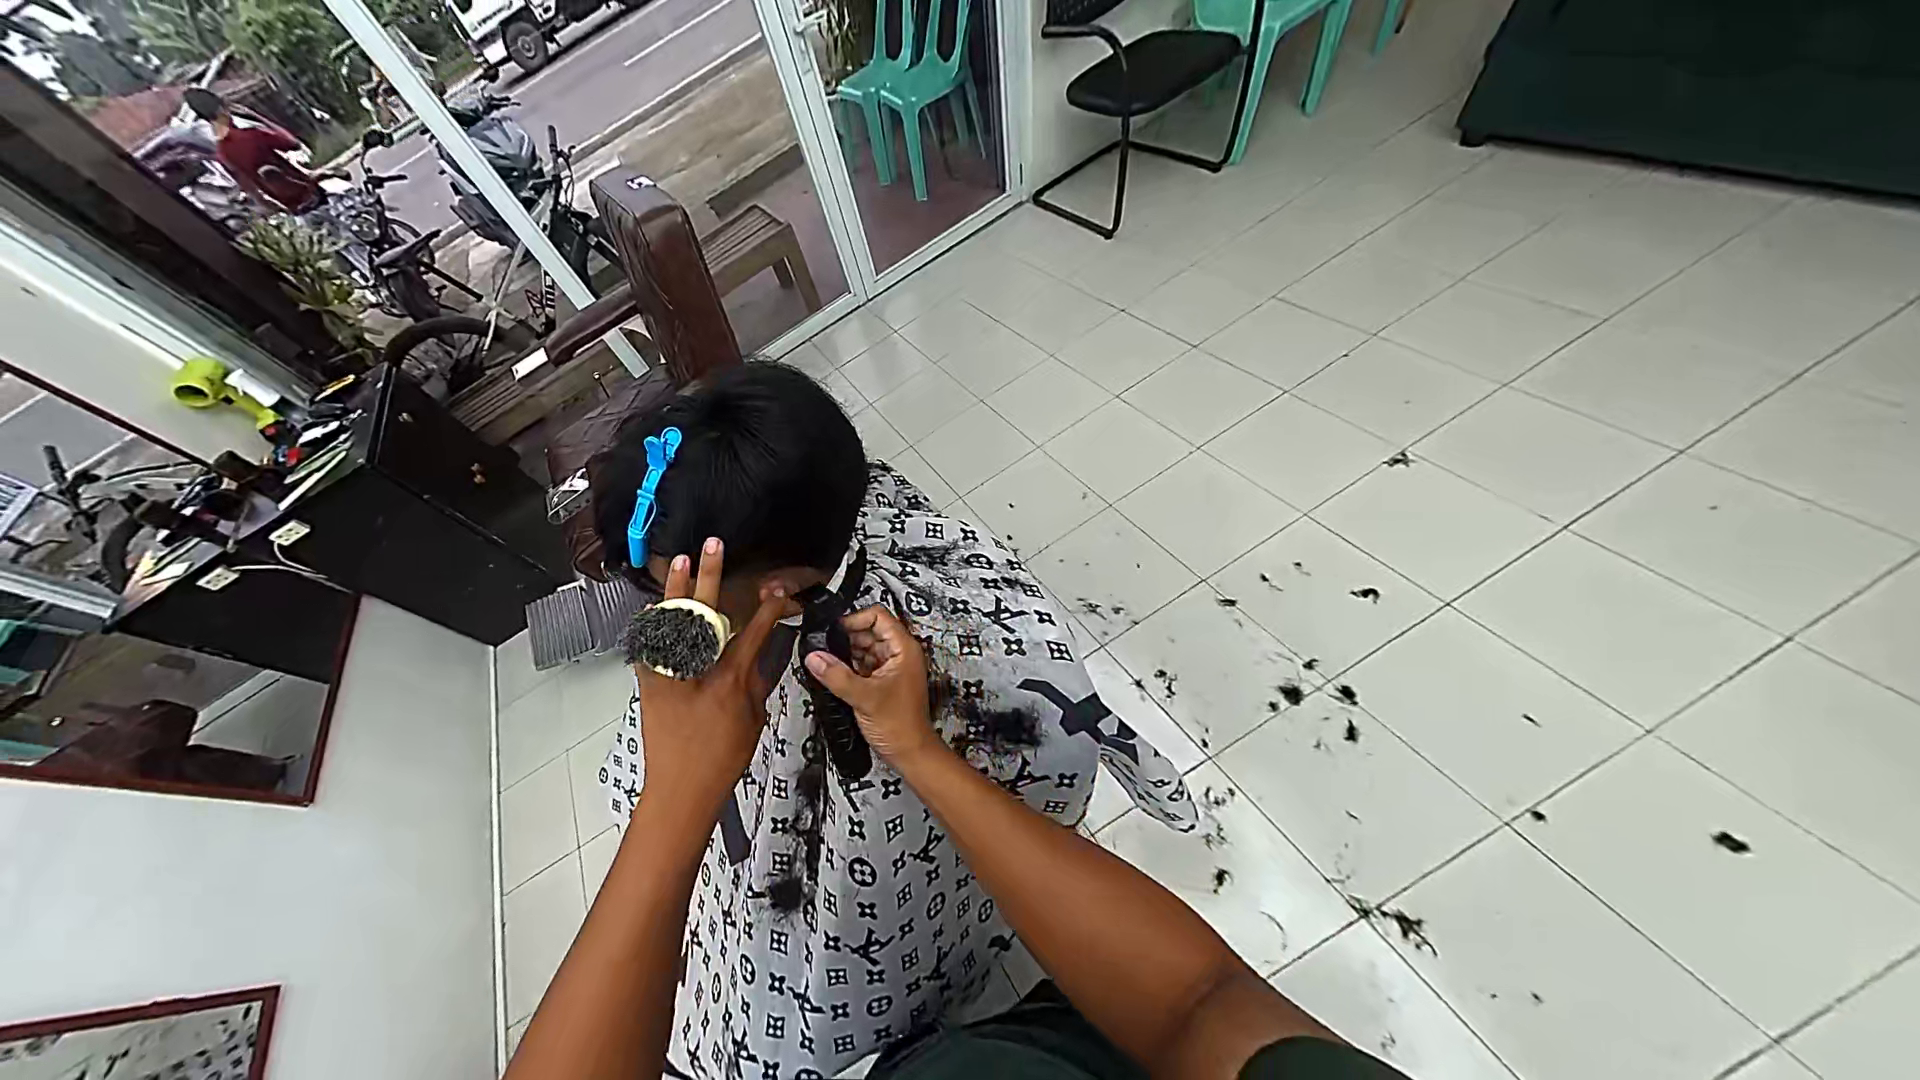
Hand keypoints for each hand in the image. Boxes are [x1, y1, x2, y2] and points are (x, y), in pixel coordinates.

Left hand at [634, 538, 791, 813]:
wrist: (680, 787)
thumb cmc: (720, 758)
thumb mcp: (753, 718)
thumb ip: (756, 683)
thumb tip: (758, 657)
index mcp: (730, 676)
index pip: (755, 629)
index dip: (770, 607)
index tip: (778, 593)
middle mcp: (697, 667)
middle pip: (707, 610)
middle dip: (712, 575)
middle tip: (713, 547)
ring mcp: (668, 672)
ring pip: (673, 620)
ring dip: (677, 588)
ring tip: (681, 561)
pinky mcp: (651, 682)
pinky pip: (652, 642)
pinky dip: (655, 621)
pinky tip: (656, 603)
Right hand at [803, 606, 940, 767]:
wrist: (909, 751)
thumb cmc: (901, 726)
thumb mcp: (864, 697)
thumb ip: (837, 676)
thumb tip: (816, 658)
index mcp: (904, 648)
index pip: (878, 616)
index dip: (855, 620)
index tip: (836, 631)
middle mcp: (899, 653)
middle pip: (868, 630)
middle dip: (846, 639)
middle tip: (827, 650)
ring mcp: (891, 666)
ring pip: (863, 647)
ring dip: (846, 654)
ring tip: (831, 664)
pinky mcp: (882, 680)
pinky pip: (862, 663)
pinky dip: (849, 667)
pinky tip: (838, 676)